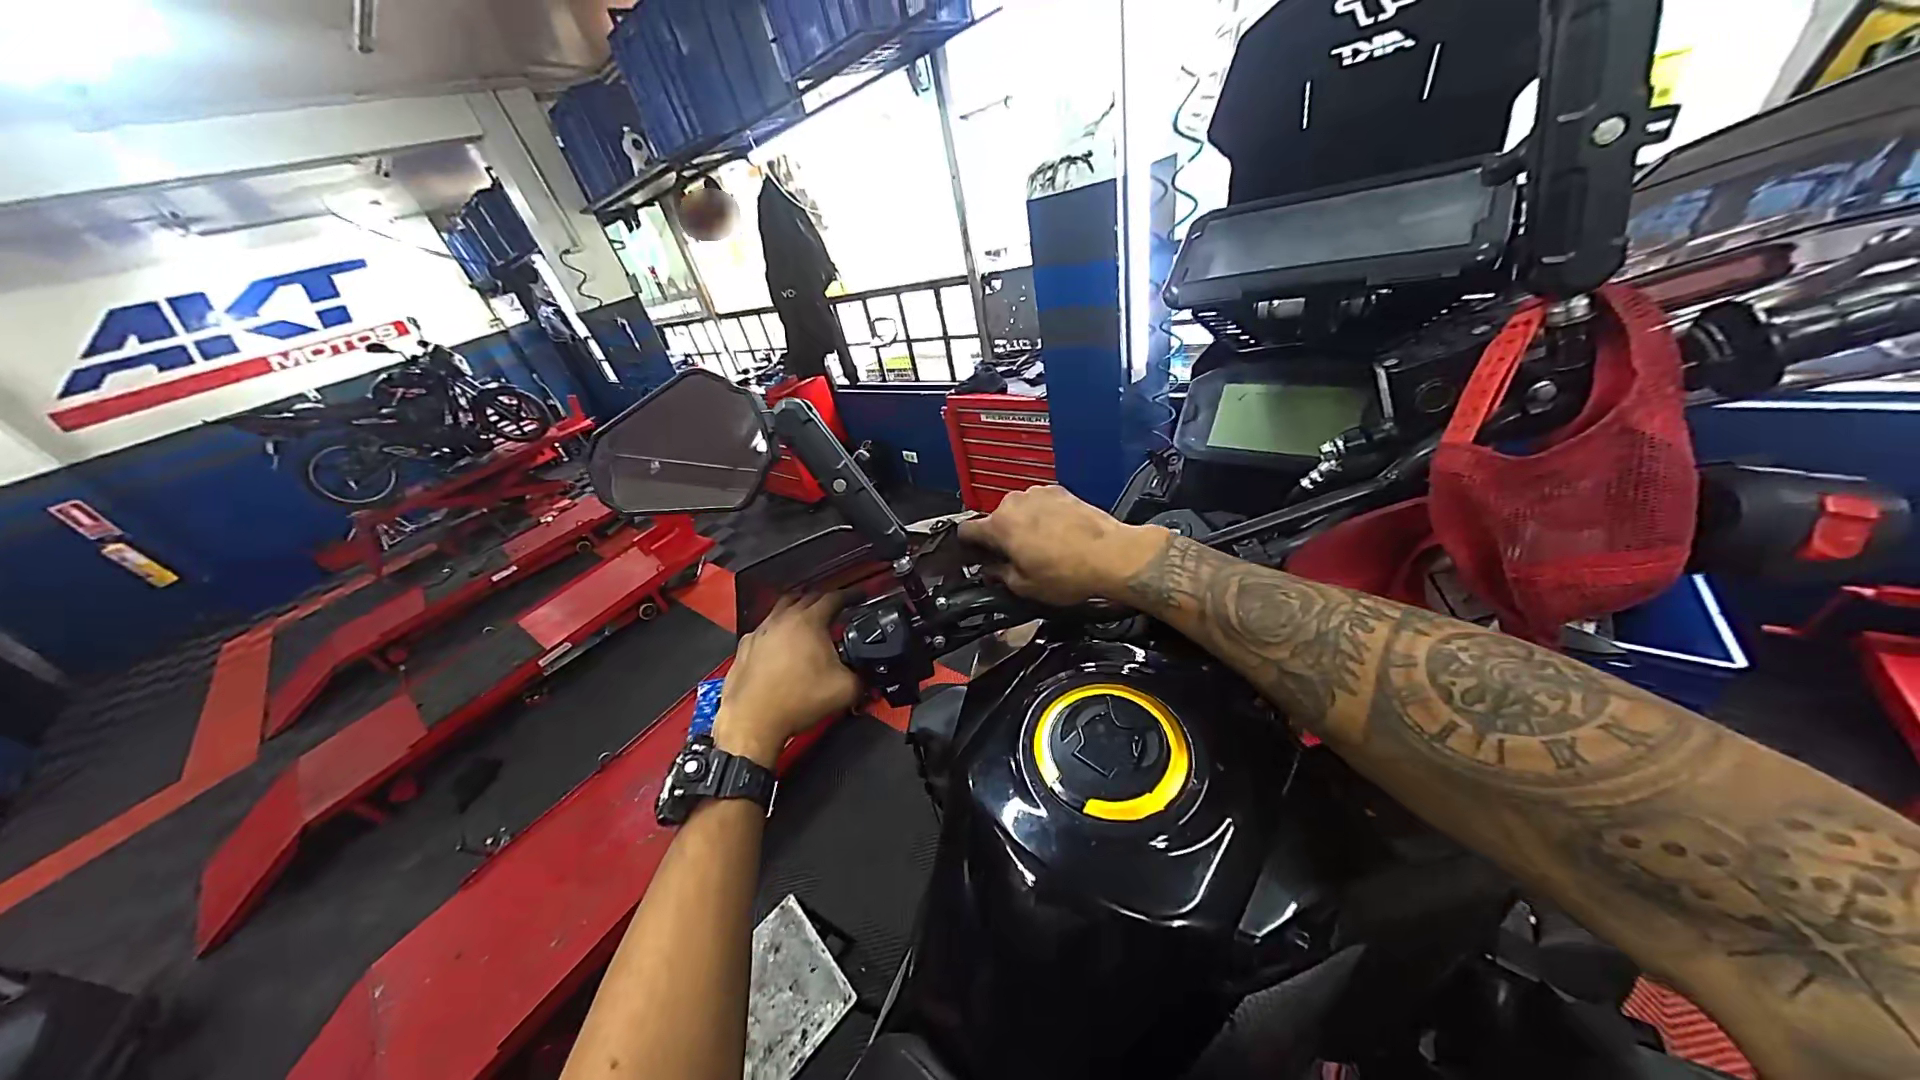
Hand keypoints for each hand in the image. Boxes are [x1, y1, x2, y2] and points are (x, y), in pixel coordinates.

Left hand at [712, 593, 860, 766]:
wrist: (753, 722)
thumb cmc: (791, 703)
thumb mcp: (845, 690)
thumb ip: (863, 678)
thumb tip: (867, 677)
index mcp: (808, 622)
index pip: (834, 597)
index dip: (851, 595)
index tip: (858, 597)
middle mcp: (782, 620)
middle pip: (807, 596)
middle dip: (825, 599)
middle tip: (837, 607)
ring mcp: (761, 632)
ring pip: (782, 608)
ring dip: (798, 609)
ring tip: (810, 619)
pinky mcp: (746, 647)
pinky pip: (764, 628)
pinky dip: (777, 629)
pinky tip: (782, 642)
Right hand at [956, 486, 1166, 605]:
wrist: (1112, 555)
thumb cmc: (1070, 572)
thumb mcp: (1025, 586)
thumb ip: (999, 574)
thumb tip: (992, 569)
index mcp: (999, 525)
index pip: (966, 530)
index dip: (968, 546)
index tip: (976, 555)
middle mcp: (1015, 503)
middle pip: (996, 519)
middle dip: (1002, 537)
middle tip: (1017, 559)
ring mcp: (1039, 494)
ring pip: (1020, 510)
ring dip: (1024, 525)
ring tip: (1043, 548)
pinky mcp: (1060, 492)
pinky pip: (1042, 504)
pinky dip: (1045, 516)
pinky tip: (1059, 535)